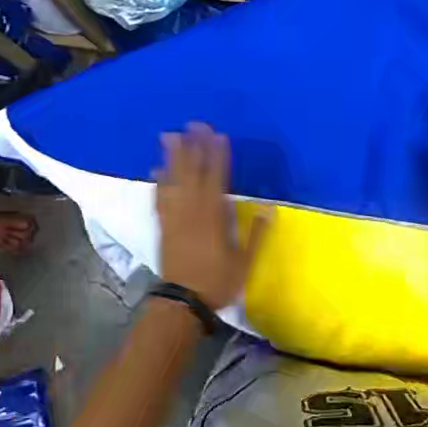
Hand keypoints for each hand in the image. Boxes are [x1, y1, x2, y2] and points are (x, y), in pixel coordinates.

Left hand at [155, 123, 269, 308]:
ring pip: (173, 180)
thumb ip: (256, 234)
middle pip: (192, 172)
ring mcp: (174, 216)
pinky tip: (157, 169)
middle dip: (193, 147)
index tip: (218, 135)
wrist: (182, 302)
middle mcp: (192, 210)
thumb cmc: (217, 282)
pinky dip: (159, 182)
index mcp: (214, 216)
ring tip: (170, 136)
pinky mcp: (163, 225)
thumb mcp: (244, 261)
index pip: (217, 178)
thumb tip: (270, 209)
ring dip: (172, 157)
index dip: (217, 155)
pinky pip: (160, 198)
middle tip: (193, 125)